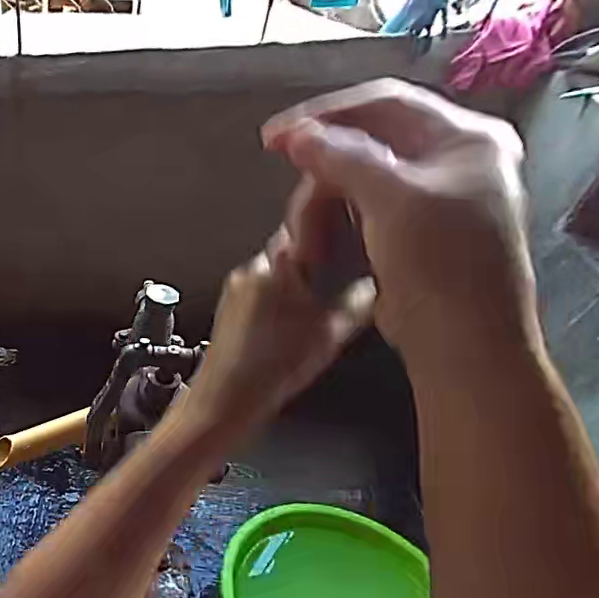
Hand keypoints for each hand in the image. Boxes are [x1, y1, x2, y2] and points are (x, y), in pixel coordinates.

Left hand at [176, 178, 374, 437]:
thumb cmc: (271, 371)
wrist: (223, 399)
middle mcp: (255, 267)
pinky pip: (261, 285)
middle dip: (316, 252)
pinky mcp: (229, 302)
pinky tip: (290, 318)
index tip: (346, 198)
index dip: (329, 206)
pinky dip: (278, 293)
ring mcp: (238, 284)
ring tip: (314, 302)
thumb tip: (375, 287)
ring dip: (295, 275)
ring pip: (277, 267)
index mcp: (281, 266)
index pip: (307, 215)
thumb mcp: (329, 337)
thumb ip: (356, 304)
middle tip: (339, 267)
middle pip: (293, 243)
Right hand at [261, 79, 536, 366]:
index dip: (325, 115)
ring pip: (361, 180)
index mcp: (465, 138)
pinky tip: (320, 240)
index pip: (385, 103)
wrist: (463, 345)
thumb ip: (343, 158)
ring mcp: (433, 197)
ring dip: (326, 204)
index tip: (274, 136)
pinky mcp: (414, 231)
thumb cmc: (441, 267)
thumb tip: (298, 134)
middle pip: (370, 143)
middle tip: (291, 201)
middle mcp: (452, 159)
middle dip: (323, 171)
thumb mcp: (393, 201)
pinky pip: (365, 210)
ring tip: (306, 237)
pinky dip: (338, 221)